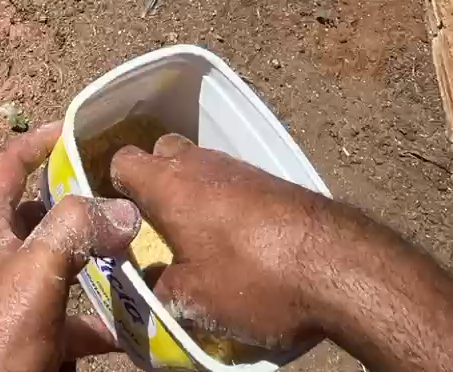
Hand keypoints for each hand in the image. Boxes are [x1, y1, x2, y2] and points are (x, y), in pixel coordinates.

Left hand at [0, 122, 143, 371]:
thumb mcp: (33, 270)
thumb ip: (75, 229)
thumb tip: (123, 207)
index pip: (11, 162)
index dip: (42, 139)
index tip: (82, 129)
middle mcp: (1, 252)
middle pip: (46, 211)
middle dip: (86, 203)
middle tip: (130, 195)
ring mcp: (19, 295)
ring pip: (66, 262)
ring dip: (102, 259)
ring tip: (144, 253)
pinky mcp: (37, 335)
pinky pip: (77, 316)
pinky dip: (105, 317)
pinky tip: (136, 323)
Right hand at [112, 134, 452, 371]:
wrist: (335, 264)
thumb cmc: (251, 277)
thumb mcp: (194, 301)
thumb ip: (159, 290)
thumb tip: (149, 288)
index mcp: (165, 184)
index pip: (122, 160)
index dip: (117, 185)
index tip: (123, 214)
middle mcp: (195, 163)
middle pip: (161, 152)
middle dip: (156, 180)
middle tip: (161, 222)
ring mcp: (235, 166)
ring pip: (199, 165)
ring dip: (194, 191)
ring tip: (203, 236)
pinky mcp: (268, 179)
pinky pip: (232, 180)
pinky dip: (228, 201)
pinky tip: (241, 240)